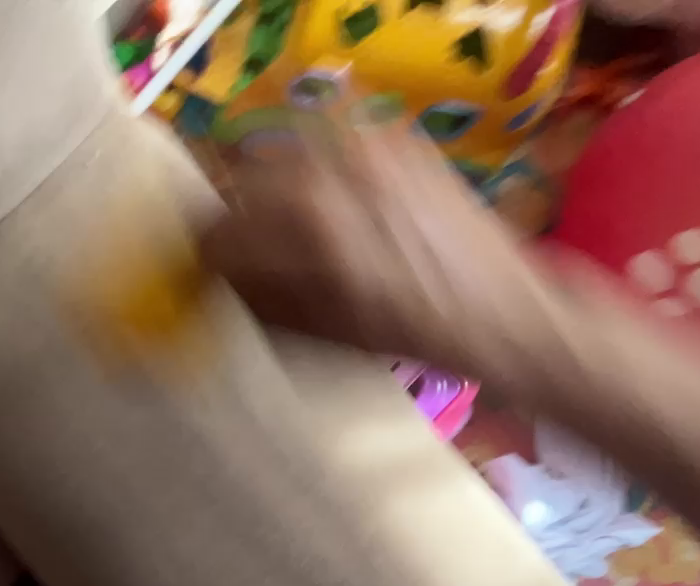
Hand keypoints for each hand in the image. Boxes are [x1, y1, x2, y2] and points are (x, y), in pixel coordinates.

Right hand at [196, 126, 577, 399]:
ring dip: (267, 190)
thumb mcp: (314, 330)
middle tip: (234, 251)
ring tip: (278, 224)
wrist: (498, 308)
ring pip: (283, 156)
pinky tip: (323, 196)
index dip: (202, 258)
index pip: (217, 232)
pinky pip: (333, 138)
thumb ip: (254, 298)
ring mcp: (369, 149)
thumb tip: (213, 285)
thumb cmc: (401, 333)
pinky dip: (315, 164)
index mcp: (303, 228)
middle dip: (231, 221)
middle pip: (242, 185)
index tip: (202, 274)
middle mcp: (332, 174)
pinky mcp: (398, 141)